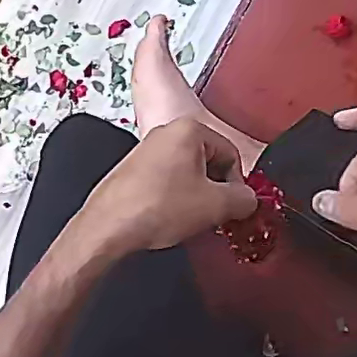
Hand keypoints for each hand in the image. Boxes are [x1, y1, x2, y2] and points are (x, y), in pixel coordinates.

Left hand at [68, 119, 256, 258]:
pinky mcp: (133, 169)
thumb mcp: (215, 206)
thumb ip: (244, 199)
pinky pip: (168, 179)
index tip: (234, 207)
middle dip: (216, 189)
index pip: (231, 154)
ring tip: (191, 219)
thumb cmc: (160, 208)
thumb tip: (249, 199)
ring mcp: (147, 149)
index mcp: (189, 129)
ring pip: (189, 172)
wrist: (107, 228)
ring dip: (197, 195)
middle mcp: (167, 131)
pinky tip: (170, 218)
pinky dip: (175, 197)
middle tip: (215, 215)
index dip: (237, 184)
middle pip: (210, 161)